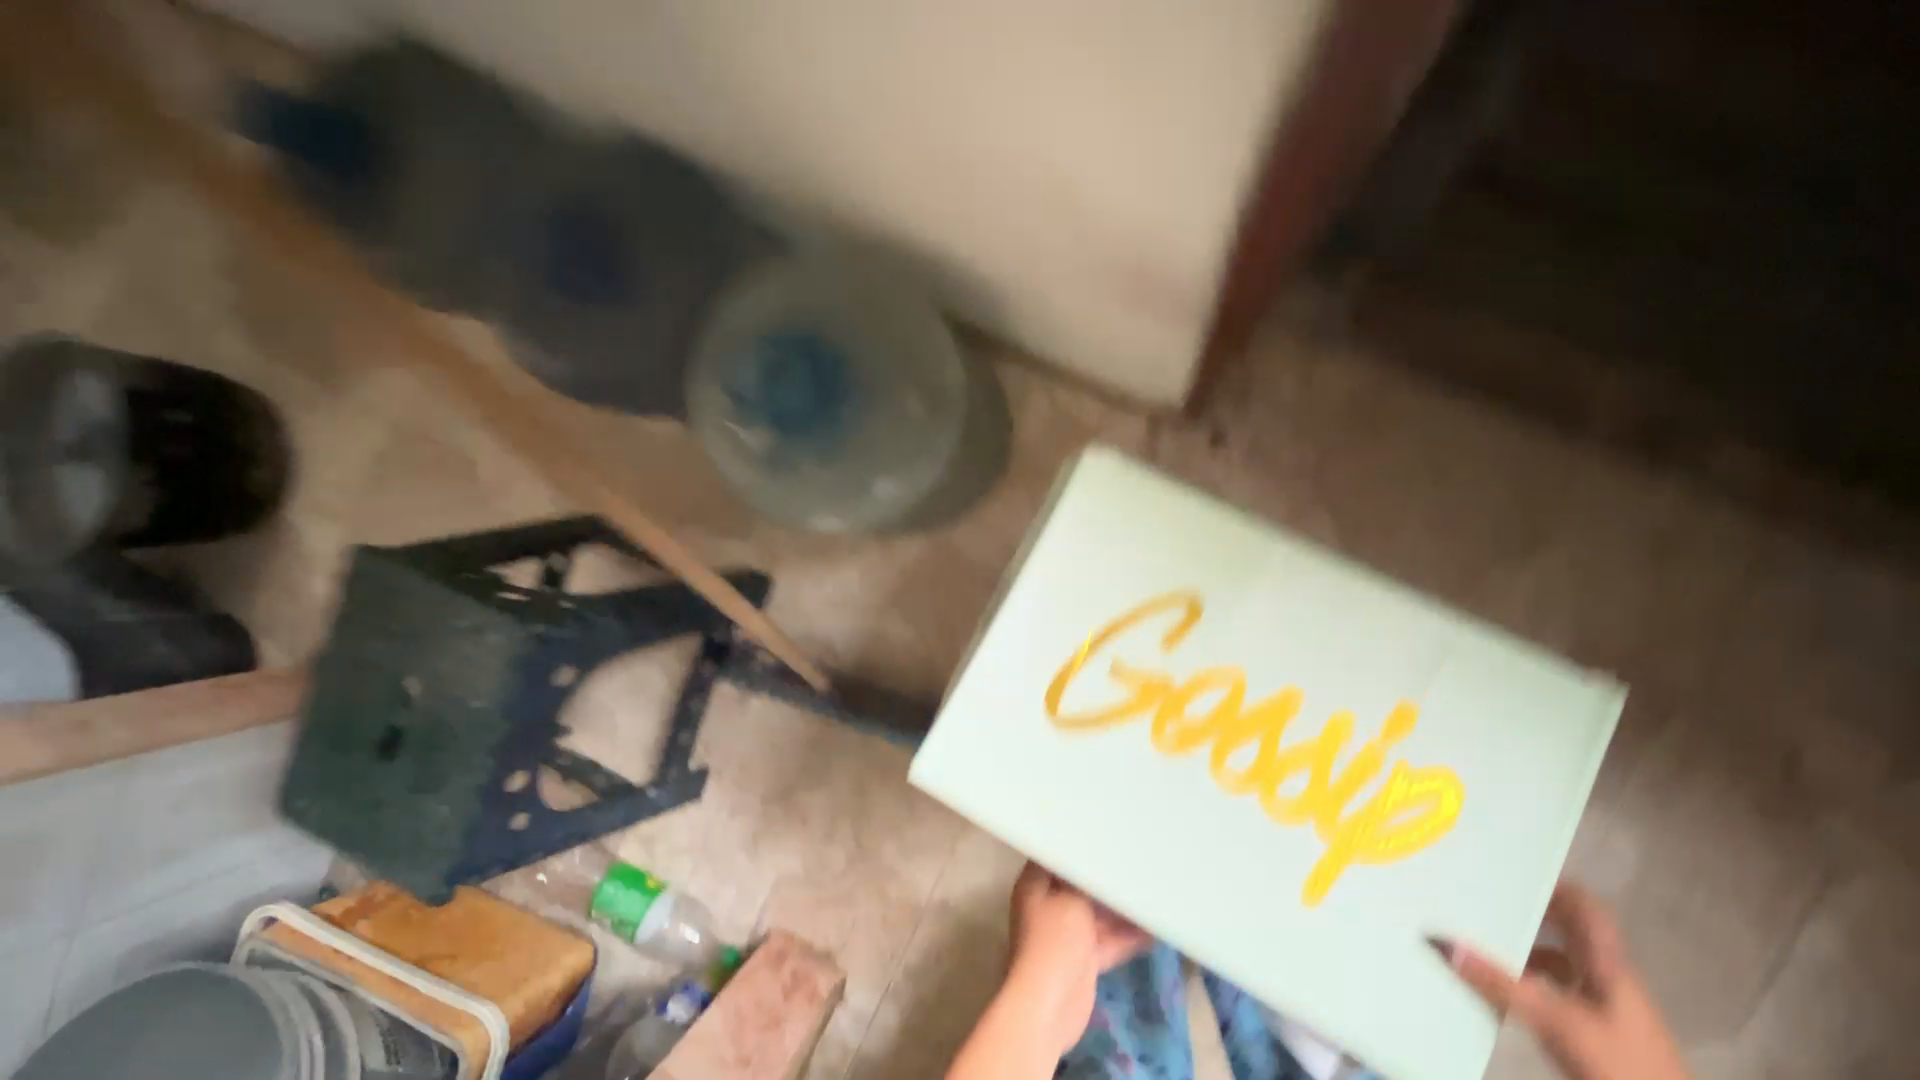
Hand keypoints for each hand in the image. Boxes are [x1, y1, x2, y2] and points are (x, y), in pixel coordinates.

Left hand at [1005, 862, 1152, 1056]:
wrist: (1049, 1006)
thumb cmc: (1054, 941)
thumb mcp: (1072, 899)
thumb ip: (1087, 878)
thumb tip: (1097, 857)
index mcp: (1036, 885)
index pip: (1057, 855)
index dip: (1080, 845)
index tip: (1108, 834)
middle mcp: (1050, 905)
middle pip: (1081, 886)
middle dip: (1108, 879)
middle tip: (1140, 861)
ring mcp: (1067, 934)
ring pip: (1099, 914)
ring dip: (1124, 908)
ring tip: (1155, 890)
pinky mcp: (1084, 959)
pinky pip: (1110, 940)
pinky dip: (1130, 935)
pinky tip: (1157, 926)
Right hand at [1431, 882, 1689, 1079]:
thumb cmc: (1619, 1062)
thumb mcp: (1555, 1021)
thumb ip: (1500, 984)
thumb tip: (1441, 942)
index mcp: (1608, 963)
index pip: (1586, 908)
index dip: (1554, 885)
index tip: (1512, 872)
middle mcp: (1608, 977)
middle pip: (1569, 933)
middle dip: (1528, 917)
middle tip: (1483, 903)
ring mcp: (1605, 1008)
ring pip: (1559, 966)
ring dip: (1524, 953)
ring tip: (1479, 945)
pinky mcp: (1596, 1034)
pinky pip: (1555, 996)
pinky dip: (1528, 988)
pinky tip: (1500, 996)